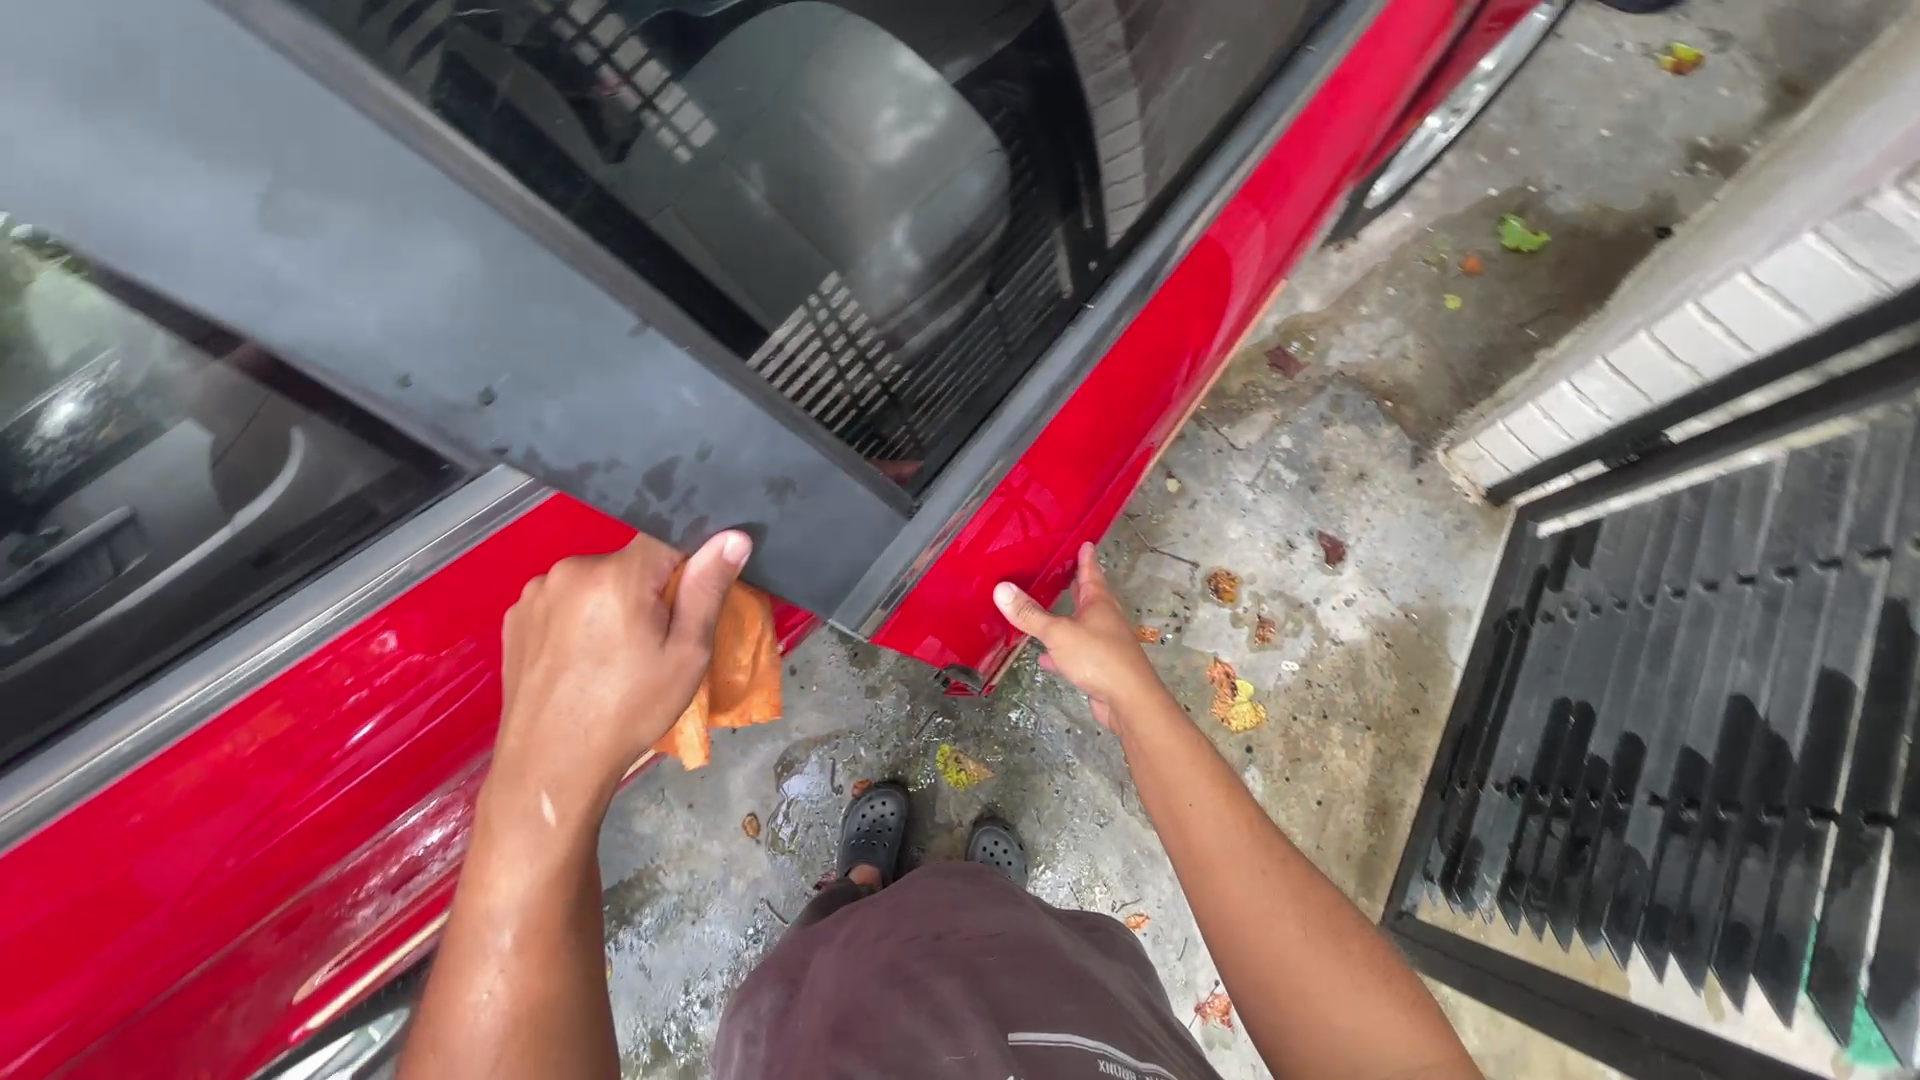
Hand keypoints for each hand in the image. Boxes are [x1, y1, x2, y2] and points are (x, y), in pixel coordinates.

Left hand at [488, 530, 751, 827]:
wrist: (551, 767)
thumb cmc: (630, 712)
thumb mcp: (687, 654)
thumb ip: (708, 589)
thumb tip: (733, 537)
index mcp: (615, 576)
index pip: (667, 538)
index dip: (687, 566)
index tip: (689, 605)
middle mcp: (569, 570)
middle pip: (630, 563)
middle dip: (649, 590)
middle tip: (656, 643)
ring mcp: (536, 593)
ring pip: (597, 581)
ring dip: (613, 604)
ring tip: (616, 657)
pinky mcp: (516, 617)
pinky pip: (565, 601)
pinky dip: (581, 619)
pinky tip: (584, 660)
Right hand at [994, 542, 1171, 731]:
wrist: (1129, 700)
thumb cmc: (1098, 657)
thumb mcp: (1058, 633)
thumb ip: (1029, 614)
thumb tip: (1001, 589)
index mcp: (1098, 602)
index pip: (1091, 572)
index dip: (1086, 558)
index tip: (1085, 543)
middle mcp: (1105, 618)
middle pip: (1089, 597)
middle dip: (1077, 585)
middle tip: (1062, 571)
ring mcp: (1104, 643)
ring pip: (1082, 624)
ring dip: (1068, 617)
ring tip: (1049, 610)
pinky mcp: (1100, 667)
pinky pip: (1076, 652)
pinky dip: (1061, 651)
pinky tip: (1045, 658)